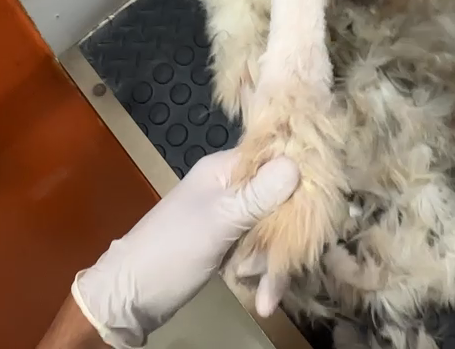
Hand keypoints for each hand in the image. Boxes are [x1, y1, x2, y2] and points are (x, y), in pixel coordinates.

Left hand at [71, 148, 299, 347]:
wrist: (130, 295)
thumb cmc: (172, 249)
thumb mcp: (218, 222)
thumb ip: (257, 195)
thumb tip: (296, 163)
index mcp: (225, 169)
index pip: (272, 156)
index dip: (299, 173)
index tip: (325, 197)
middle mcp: (229, 185)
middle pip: (277, 197)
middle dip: (288, 232)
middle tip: (297, 261)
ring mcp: (228, 215)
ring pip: (270, 228)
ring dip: (274, 261)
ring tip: (270, 293)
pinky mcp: (226, 243)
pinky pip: (257, 249)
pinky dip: (262, 272)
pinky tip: (265, 298)